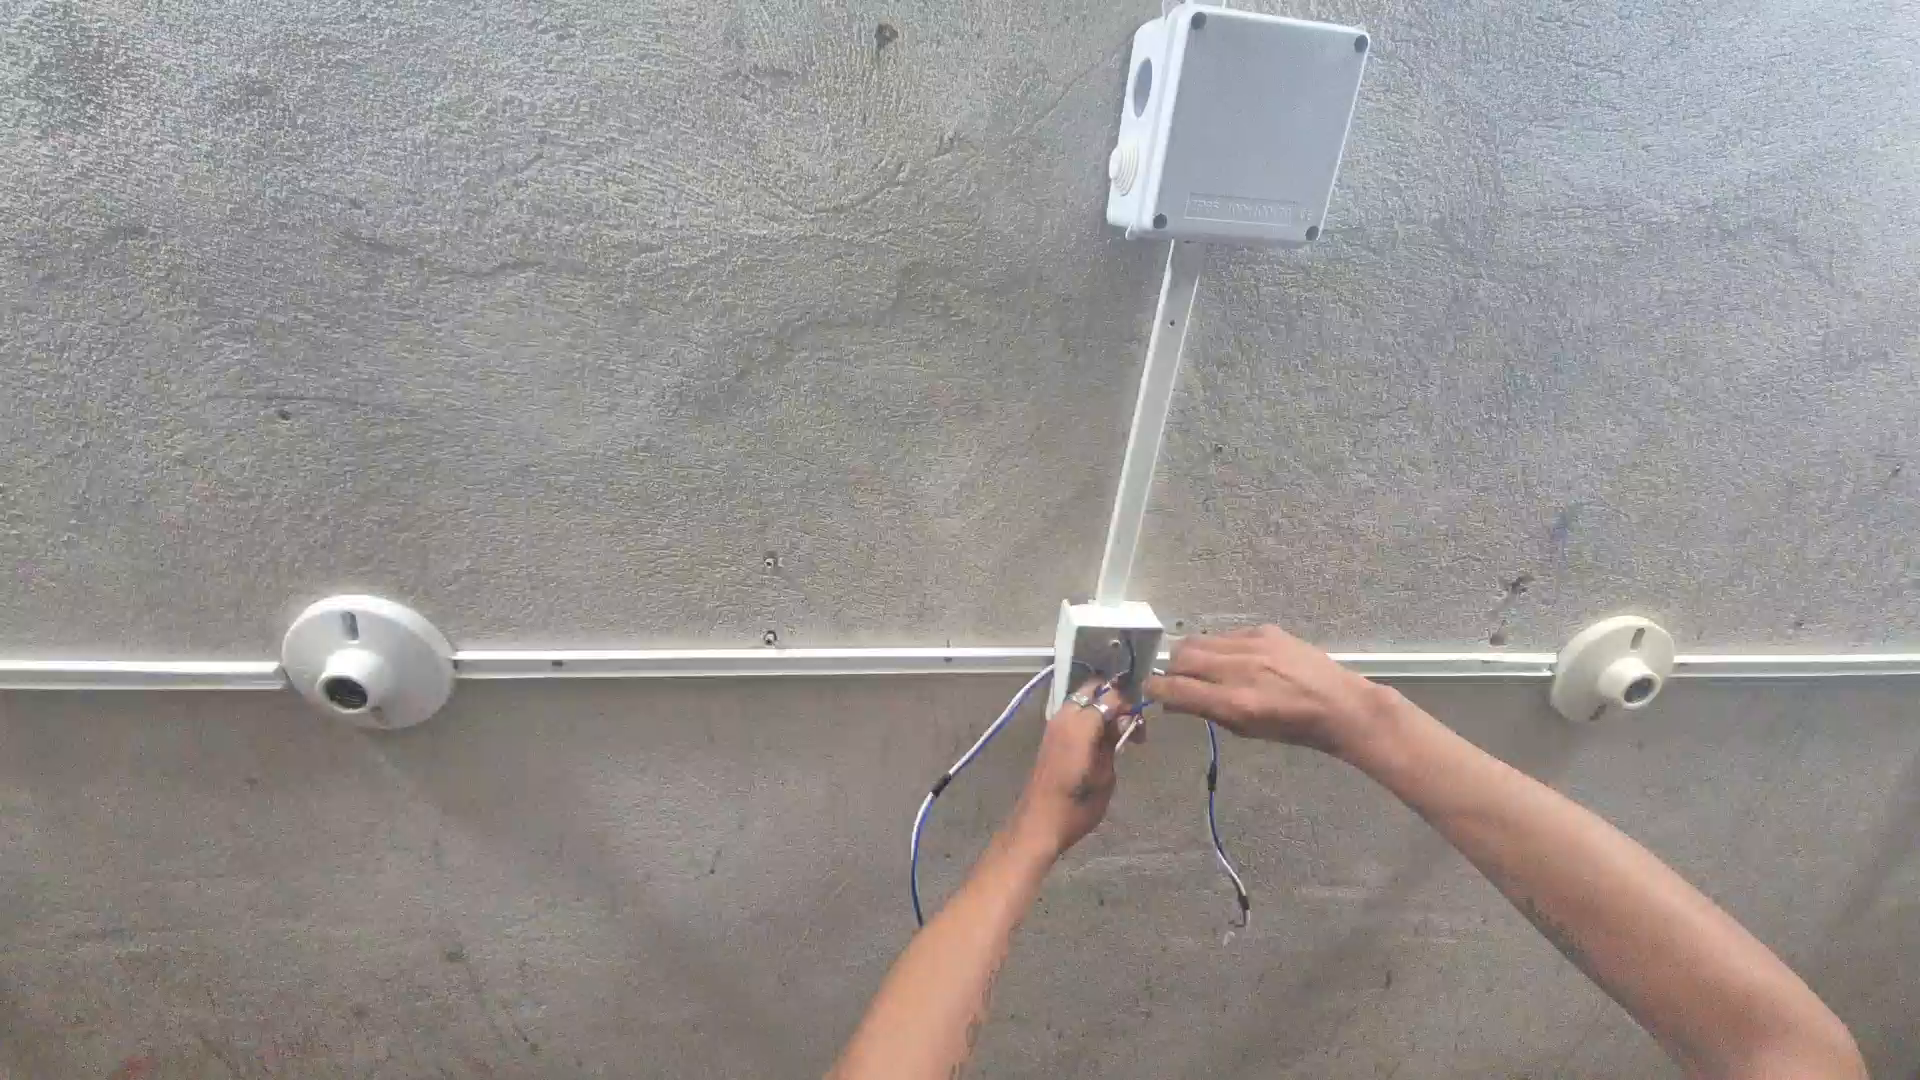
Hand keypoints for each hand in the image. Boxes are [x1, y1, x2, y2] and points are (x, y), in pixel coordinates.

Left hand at [1007, 679, 1129, 857]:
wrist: (1039, 822)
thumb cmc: (1077, 805)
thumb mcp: (1106, 775)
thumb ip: (1113, 742)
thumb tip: (1122, 722)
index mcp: (1081, 725)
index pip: (1110, 696)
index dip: (1128, 704)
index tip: (1139, 724)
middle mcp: (1064, 716)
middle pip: (1092, 689)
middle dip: (1112, 699)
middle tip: (1128, 723)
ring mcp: (1054, 723)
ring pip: (1081, 699)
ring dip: (1099, 707)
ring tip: (1116, 733)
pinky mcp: (1050, 734)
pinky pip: (1072, 713)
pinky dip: (1088, 716)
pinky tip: (1099, 738)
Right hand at [1144, 626, 1392, 756]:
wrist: (1340, 705)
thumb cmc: (1292, 728)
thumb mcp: (1246, 730)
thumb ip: (1208, 712)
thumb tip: (1174, 700)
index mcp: (1234, 702)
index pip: (1176, 688)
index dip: (1155, 688)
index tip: (1150, 690)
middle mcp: (1238, 669)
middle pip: (1181, 657)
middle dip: (1171, 669)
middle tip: (1178, 679)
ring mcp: (1251, 645)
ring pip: (1197, 640)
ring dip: (1191, 655)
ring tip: (1201, 666)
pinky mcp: (1263, 630)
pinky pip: (1224, 635)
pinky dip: (1219, 647)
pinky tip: (1233, 658)